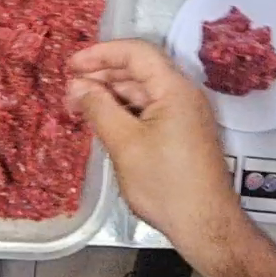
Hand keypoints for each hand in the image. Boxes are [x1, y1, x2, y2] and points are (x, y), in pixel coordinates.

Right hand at [66, 40, 260, 274]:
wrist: (205, 224)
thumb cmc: (165, 184)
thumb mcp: (125, 144)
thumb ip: (99, 108)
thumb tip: (77, 85)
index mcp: (174, 88)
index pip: (136, 52)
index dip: (101, 53)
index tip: (71, 65)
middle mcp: (184, 94)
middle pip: (140, 69)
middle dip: (103, 73)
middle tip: (70, 88)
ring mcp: (186, 113)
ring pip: (144, 90)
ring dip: (112, 92)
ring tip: (80, 105)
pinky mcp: (183, 131)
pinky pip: (151, 108)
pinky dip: (125, 109)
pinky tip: (104, 120)